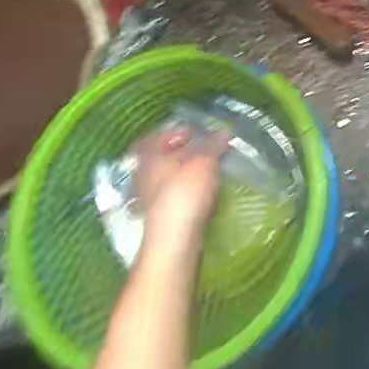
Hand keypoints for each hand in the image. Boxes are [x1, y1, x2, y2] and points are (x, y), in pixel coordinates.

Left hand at [132, 124, 223, 259]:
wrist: (175, 238)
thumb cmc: (185, 191)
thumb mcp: (204, 160)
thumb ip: (213, 143)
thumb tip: (224, 130)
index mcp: (150, 156)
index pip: (157, 137)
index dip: (175, 132)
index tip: (196, 133)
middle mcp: (144, 175)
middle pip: (163, 158)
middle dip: (184, 153)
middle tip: (207, 150)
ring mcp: (150, 197)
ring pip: (169, 177)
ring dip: (187, 172)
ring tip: (211, 170)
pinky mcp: (160, 215)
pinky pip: (175, 195)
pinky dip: (188, 190)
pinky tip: (205, 192)